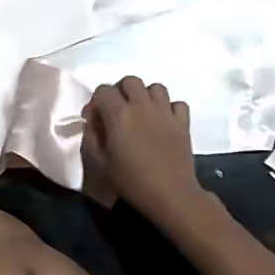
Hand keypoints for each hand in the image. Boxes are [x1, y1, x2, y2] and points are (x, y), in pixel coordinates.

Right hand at [83, 77, 206, 221]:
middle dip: (121, 91)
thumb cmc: (132, 182)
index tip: (95, 119)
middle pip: (130, 81)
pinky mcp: (183, 122)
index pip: (103, 90)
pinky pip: (177, 103)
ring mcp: (166, 112)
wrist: (170, 194)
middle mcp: (143, 105)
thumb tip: (92, 121)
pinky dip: (170, 108)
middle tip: (119, 111)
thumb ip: (92, 137)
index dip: (96, 102)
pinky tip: (164, 122)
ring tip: (142, 113)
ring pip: (155, 87)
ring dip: (146, 96)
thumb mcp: (101, 163)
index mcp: (119, 114)